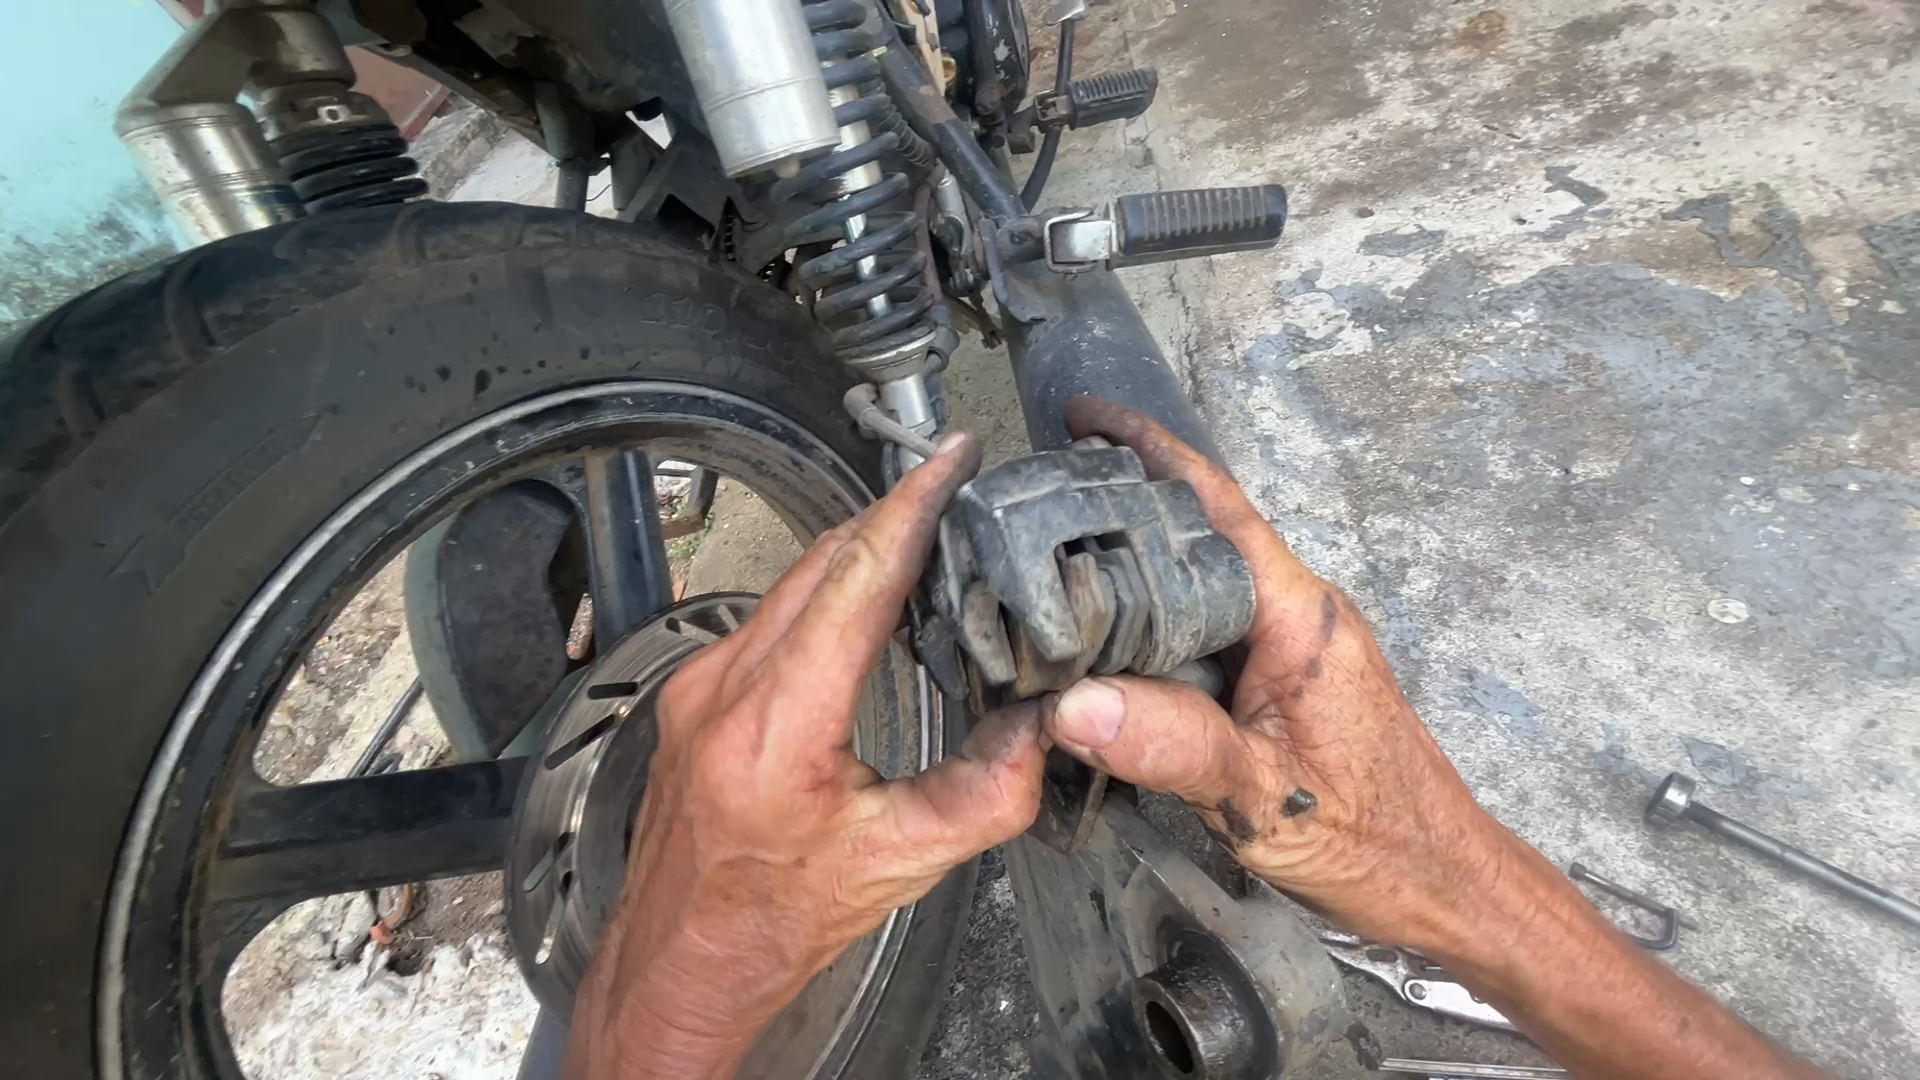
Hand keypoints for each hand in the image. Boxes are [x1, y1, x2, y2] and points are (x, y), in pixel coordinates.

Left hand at [568, 433, 1046, 1078]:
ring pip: (794, 579)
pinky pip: (772, 610)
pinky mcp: (696, 689)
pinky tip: (863, 595)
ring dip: (859, 549)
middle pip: (822, 561)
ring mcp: (701, 681)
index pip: (855, 579)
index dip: (910, 508)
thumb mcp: (895, 864)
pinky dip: (827, 587)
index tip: (948, 460)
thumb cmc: (768, 921)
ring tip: (922, 533)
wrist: (679, 961)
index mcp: (776, 723)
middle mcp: (726, 685)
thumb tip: (1038, 724)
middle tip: (949, 486)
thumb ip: (983, 793)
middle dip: (892, 514)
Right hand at [1048, 398, 1512, 946]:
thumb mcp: (1263, 799)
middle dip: (1122, 492)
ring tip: (1045, 547)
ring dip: (1127, 550)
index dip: (1148, 451)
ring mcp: (1282, 636)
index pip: (1215, 506)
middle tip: (1036, 489)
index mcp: (1294, 612)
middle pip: (1197, 527)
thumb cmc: (1369, 840)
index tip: (1081, 418)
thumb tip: (1067, 705)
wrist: (1443, 884)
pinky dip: (1143, 605)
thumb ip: (1173, 745)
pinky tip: (1096, 626)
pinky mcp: (1272, 668)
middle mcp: (1289, 606)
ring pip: (1194, 573)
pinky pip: (1197, 616)